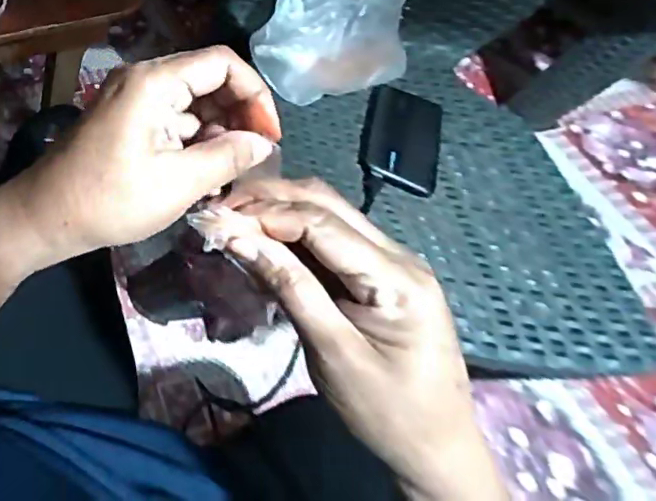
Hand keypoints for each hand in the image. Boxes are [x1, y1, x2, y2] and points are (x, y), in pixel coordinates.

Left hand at [4, 46, 281, 266]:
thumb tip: (264, 142)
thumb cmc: (110, 198)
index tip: (269, 137)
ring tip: (231, 172)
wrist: (48, 212)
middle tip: (255, 158)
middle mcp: (142, 78)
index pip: (222, 63)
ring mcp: (132, 96)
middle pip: (208, 78)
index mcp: (153, 81)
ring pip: (193, 99)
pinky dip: (194, 138)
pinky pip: (173, 115)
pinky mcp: (127, 116)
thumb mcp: (178, 182)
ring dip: (218, 129)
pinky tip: (205, 172)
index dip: (254, 95)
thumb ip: (227, 156)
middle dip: (238, 114)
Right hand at [217, 178, 504, 500]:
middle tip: (219, 211)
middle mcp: (396, 255)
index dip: (264, 213)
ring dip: (275, 209)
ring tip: (233, 221)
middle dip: (266, 199)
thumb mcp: (332, 351)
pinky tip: (261, 240)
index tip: (218, 219)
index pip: (319, 221)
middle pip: (322, 202)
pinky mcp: (374, 271)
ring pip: (322, 210)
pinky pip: (326, 234)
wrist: (437, 455)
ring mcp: (388, 260)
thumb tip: (237, 237)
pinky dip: (288, 230)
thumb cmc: (387, 412)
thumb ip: (288, 286)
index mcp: (396, 277)